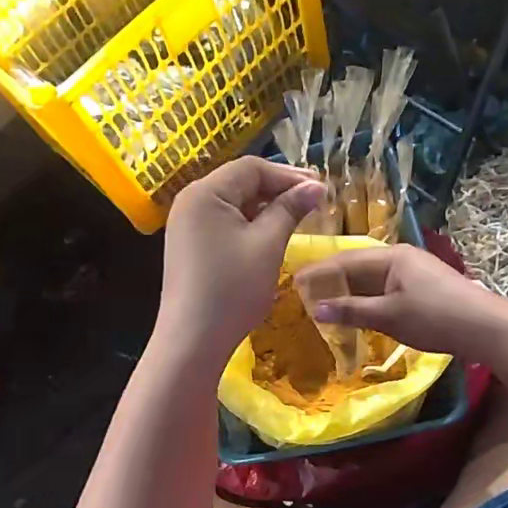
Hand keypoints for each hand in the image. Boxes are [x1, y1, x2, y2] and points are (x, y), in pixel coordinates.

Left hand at [157, 157, 323, 356]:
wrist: (193, 339)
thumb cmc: (233, 289)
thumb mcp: (268, 245)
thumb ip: (290, 210)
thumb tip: (315, 187)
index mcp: (205, 193)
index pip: (252, 168)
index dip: (289, 175)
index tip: (321, 189)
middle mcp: (191, 201)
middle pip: (240, 182)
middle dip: (278, 190)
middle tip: (314, 202)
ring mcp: (186, 225)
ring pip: (233, 204)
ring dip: (266, 208)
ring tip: (298, 218)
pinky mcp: (189, 247)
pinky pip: (224, 224)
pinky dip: (250, 225)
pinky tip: (271, 236)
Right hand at [303, 244, 507, 358]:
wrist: (485, 327)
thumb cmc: (435, 317)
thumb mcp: (389, 316)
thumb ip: (353, 311)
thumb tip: (318, 309)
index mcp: (391, 257)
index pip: (345, 261)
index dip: (318, 272)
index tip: (293, 283)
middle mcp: (401, 258)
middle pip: (358, 268)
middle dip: (332, 282)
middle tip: (305, 297)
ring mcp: (414, 273)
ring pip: (373, 281)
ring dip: (350, 294)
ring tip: (326, 307)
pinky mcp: (424, 289)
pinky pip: (386, 291)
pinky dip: (368, 302)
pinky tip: (359, 314)